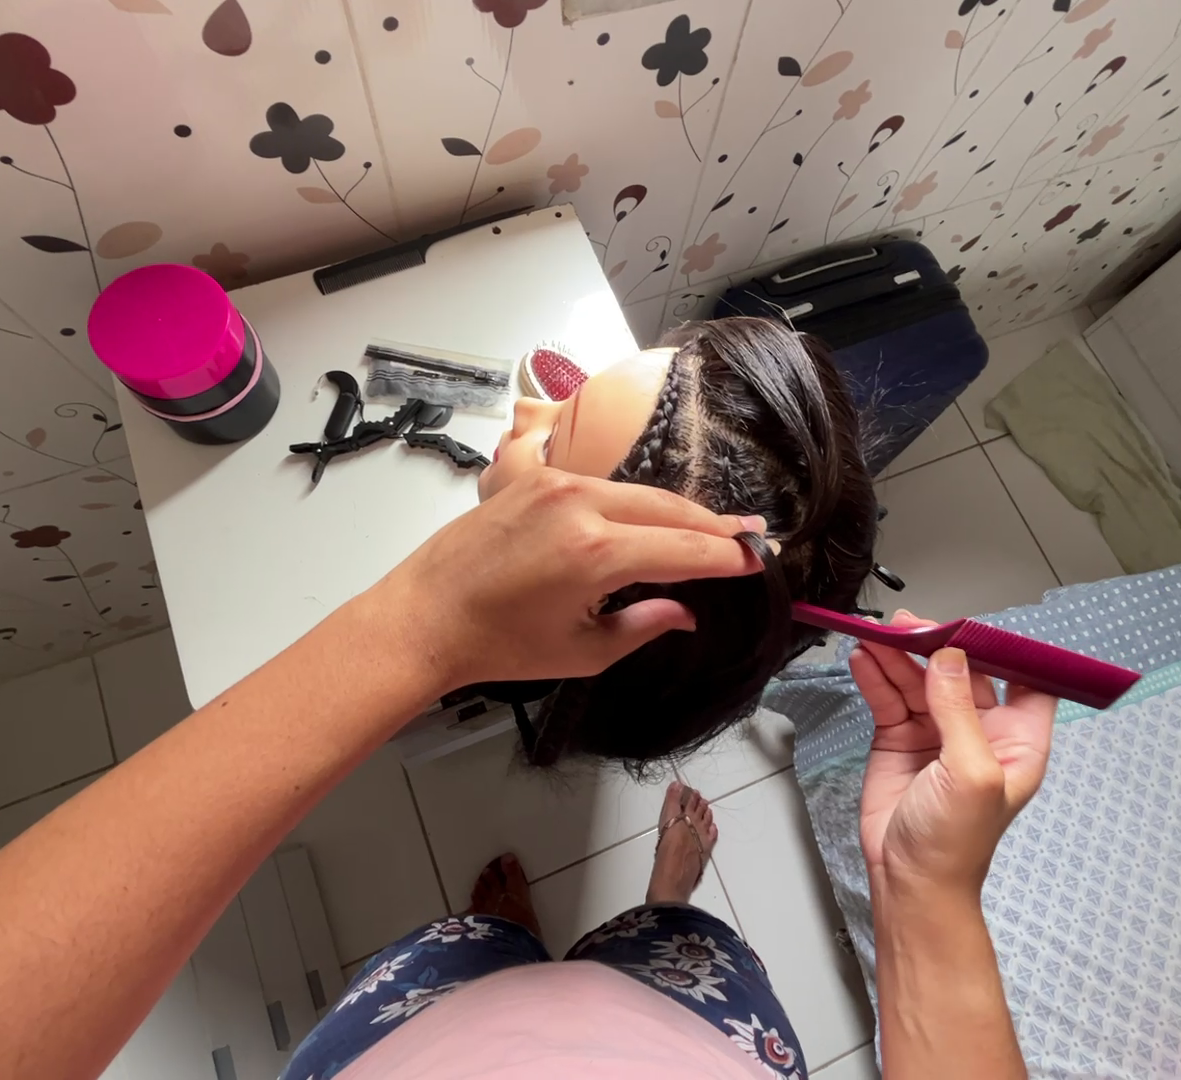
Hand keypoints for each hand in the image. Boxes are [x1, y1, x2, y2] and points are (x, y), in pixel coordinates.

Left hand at [371, 467, 762, 690]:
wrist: (424, 616)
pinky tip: (652, 516)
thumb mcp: (582, 651)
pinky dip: (635, 502)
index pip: (684, 549)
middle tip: (750, 535)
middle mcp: (580, 504)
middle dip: (713, 524)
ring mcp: (555, 482)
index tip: (756, 560)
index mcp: (595, 554)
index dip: (725, 557)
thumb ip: (645, 624)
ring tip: (711, 527)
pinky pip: (604, 485)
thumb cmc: (499, 646)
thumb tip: (688, 611)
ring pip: (639, 491)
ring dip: (677, 511)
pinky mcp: (534, 476)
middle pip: (669, 507)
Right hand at [851, 611, 1055, 899]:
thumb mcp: (969, 773)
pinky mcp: (898, 737)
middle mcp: (977, 730)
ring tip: (874, 636)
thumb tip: (949, 657)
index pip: (1022, 680)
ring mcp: (934, 731)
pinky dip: (874, 676)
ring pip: (916, 679)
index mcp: (1015, 739)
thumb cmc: (955, 841)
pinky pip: (887, 696)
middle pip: (958, 671)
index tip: (972, 629)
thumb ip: (959, 711)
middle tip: (907, 625)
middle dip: (934, 645)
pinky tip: (863, 659)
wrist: (908, 878)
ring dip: (896, 656)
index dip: (1003, 651)